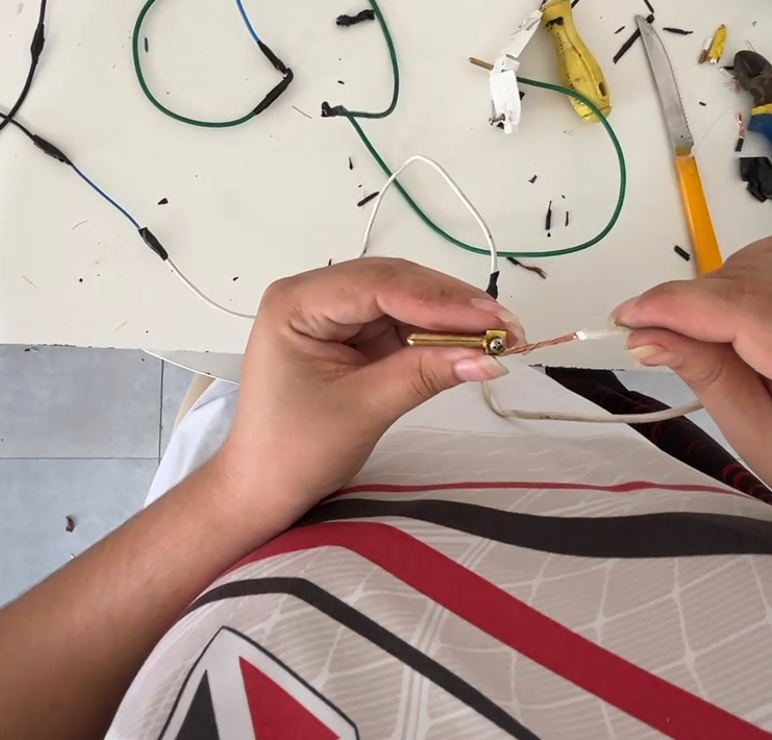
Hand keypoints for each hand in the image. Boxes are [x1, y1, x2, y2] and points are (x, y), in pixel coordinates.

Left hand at [212, 258, 518, 528]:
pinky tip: (468, 340)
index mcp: (296, 303)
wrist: (264, 487)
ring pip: (401, 297)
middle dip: (449, 304)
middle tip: (507, 326)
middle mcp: (311, 294)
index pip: (377, 285)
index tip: (493, 319)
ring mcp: (331, 311)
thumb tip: (491, 357)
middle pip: (391, 283)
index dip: (439, 299)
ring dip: (448, 316)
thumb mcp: (363, 409)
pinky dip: (434, 331)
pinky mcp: (348, 331)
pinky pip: (398, 320)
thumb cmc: (296, 451)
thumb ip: (424, 374)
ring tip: (498, 333)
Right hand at [611, 229, 771, 554]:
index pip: (752, 311)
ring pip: (771, 259)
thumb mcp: (759, 441)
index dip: (678, 303)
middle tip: (677, 340)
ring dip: (727, 287)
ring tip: (729, 333)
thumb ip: (704, 374)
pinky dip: (760, 269)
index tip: (626, 314)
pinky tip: (759, 305)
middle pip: (756, 280)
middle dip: (696, 302)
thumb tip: (643, 332)